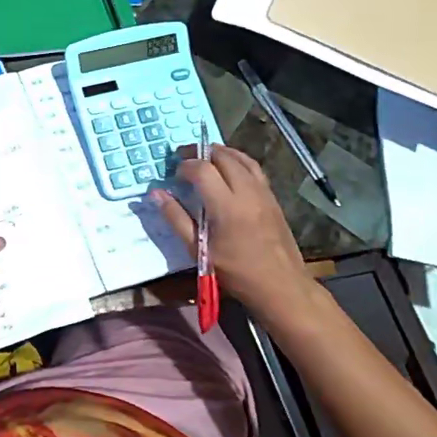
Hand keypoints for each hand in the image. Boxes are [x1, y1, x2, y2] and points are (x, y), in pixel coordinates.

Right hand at [150, 145, 315, 316]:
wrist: (280, 284)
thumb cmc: (236, 272)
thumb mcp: (199, 250)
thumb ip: (176, 219)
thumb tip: (157, 194)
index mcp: (226, 206)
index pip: (203, 170)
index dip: (186, 166)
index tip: (175, 173)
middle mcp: (246, 192)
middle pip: (223, 157)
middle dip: (201, 152)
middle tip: (185, 158)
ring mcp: (263, 192)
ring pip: (242, 158)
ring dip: (222, 152)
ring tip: (205, 155)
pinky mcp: (273, 198)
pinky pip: (255, 168)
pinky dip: (238, 160)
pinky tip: (230, 168)